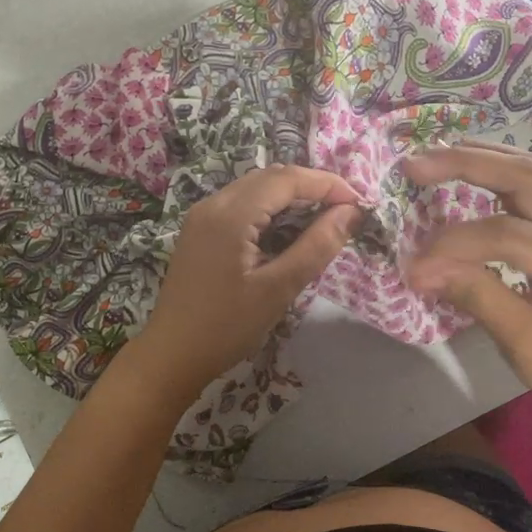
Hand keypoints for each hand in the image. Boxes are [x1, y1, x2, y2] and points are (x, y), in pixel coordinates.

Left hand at [130, 164, 362, 396]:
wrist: (172, 354)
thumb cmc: (227, 326)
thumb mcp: (279, 288)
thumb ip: (317, 246)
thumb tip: (351, 213)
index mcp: (231, 214)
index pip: (286, 179)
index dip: (326, 184)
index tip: (359, 203)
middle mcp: (213, 204)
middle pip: (270, 178)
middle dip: (311, 187)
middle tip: (345, 212)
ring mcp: (202, 216)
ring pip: (255, 189)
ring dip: (290, 198)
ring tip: (323, 221)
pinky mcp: (199, 231)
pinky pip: (240, 205)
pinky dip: (269, 210)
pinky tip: (288, 233)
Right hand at [401, 145, 531, 422]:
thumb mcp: (528, 347)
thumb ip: (480, 299)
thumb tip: (424, 270)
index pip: (505, 235)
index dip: (453, 244)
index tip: (413, 267)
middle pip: (524, 176)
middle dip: (465, 164)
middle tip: (413, 166)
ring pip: (531, 169)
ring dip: (481, 156)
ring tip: (434, 156)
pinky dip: (495, 167)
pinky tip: (467, 168)